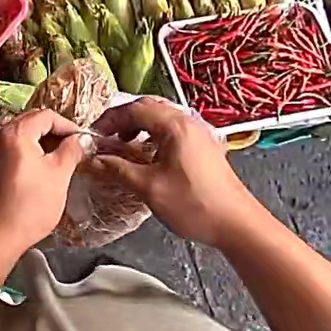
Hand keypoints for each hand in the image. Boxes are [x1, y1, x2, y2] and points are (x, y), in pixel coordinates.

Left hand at [0, 109, 88, 254]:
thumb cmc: (29, 205)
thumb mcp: (59, 174)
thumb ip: (72, 150)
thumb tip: (80, 140)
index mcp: (15, 133)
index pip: (46, 115)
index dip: (68, 125)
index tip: (81, 140)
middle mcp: (0, 137)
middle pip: (33, 122)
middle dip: (56, 133)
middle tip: (74, 149)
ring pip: (24, 137)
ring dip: (45, 144)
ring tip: (62, 161)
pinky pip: (15, 149)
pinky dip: (32, 154)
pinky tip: (44, 171)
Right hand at [87, 98, 268, 248]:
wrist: (236, 223)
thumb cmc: (195, 204)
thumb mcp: (149, 188)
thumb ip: (118, 170)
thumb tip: (93, 161)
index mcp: (175, 126)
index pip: (134, 109)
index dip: (109, 119)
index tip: (94, 135)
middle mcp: (188, 122)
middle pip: (148, 107)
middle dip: (123, 120)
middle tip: (105, 137)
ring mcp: (198, 133)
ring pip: (161, 117)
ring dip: (138, 126)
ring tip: (122, 144)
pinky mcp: (203, 146)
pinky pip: (172, 129)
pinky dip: (153, 134)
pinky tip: (145, 153)